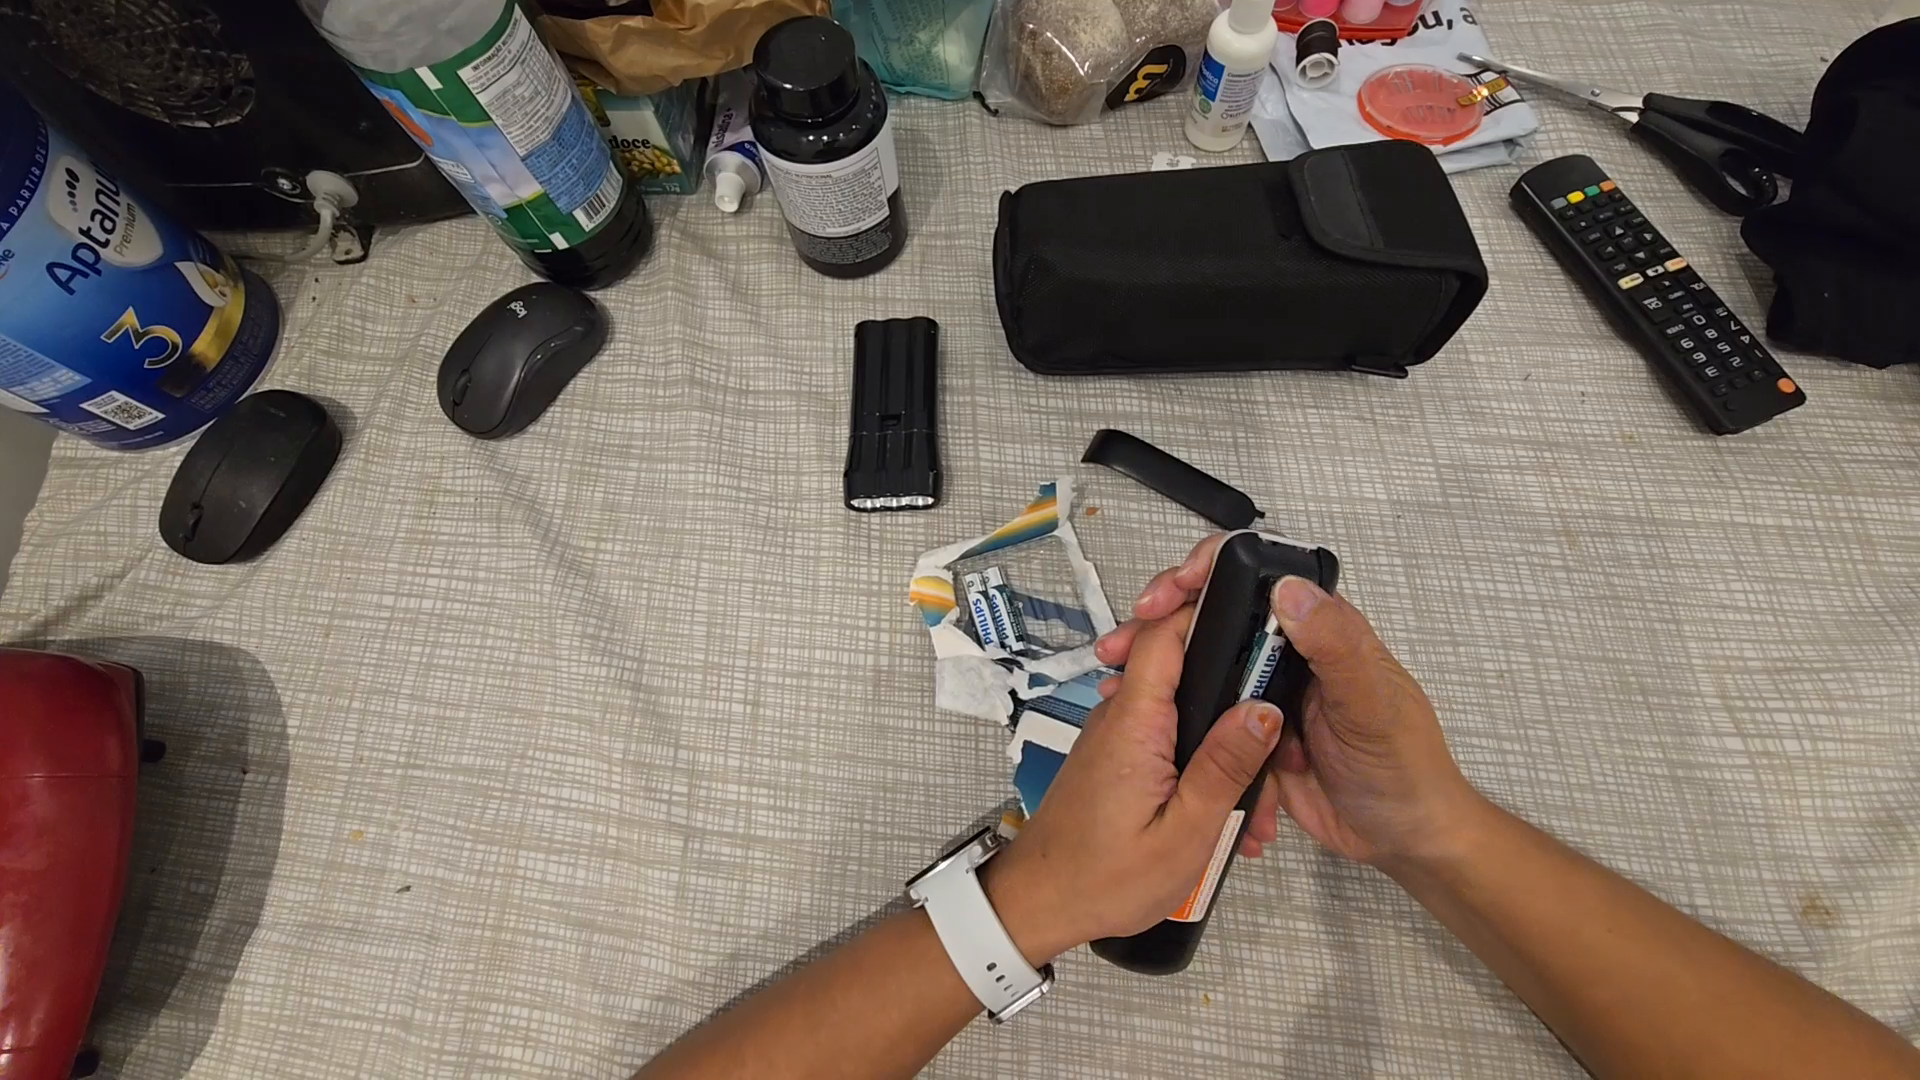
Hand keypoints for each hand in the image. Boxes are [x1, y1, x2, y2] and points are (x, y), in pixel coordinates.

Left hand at [983, 605, 1284, 962]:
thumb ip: (1224, 766)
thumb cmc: (1106, 876)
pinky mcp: (1118, 756)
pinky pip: (1167, 741)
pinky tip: (1223, 819)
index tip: (1257, 627)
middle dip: (1236, 710)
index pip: (1163, 635)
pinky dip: (1199, 769)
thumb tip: (1264, 708)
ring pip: (1183, 715)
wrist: (1041, 900)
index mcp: (1134, 720)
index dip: (1204, 614)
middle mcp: (1120, 714)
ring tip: (1253, 819)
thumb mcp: (1184, 832)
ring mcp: (1117, 734)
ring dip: (1223, 753)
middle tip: (1275, 772)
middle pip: (1186, 676)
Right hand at [1097, 535, 1482, 865]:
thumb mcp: (1373, 705)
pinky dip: (1165, 713)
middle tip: (1121, 642)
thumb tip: (1287, 589)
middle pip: (1210, 616)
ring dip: (1151, 666)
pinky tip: (1135, 721)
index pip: (1254, 578)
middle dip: (1158, 622)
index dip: (1205, 572)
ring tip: (1115, 681)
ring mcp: (1259, 690)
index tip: (1169, 593)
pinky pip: (1198, 712)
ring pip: (1195, 662)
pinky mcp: (1243, 729)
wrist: (1401, 839)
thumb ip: (1337, 647)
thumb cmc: (1402, 766)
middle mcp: (1282, 650)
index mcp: (1316, 630)